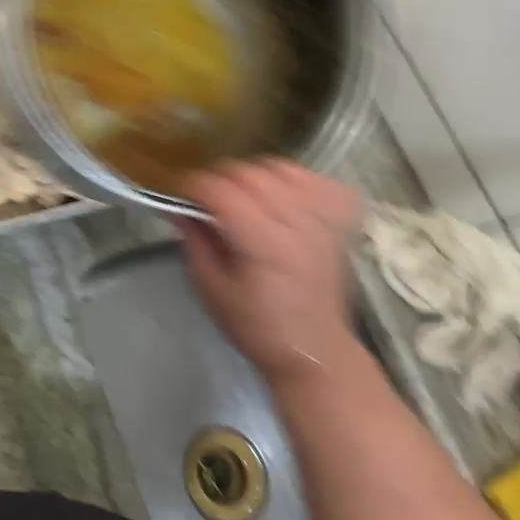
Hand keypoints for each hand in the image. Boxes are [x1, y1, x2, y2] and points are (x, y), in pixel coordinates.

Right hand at [176, 159, 363, 386]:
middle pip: (252, 174)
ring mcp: (323, 221)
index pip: (222, 191)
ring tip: (242, 195)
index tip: (181, 197)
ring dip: (255, 174)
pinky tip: (281, 193)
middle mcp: (297, 225)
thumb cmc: (257, 327)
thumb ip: (195, 244)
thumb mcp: (211, 290)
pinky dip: (295, 179)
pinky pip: (318, 181)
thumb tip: (180, 210)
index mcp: (264, 245)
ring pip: (283, 170)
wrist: (314, 350)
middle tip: (207, 201)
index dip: (194, 186)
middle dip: (220, 179)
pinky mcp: (339, 223)